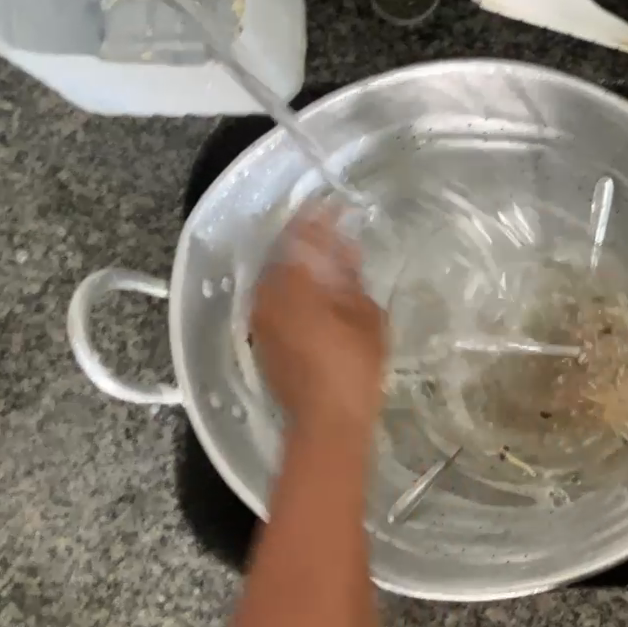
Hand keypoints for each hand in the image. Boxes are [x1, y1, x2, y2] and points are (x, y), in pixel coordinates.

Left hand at [250, 206, 386, 444]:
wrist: (326, 422)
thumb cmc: (354, 367)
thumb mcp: (366, 317)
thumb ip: (351, 280)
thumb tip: (344, 255)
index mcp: (292, 282)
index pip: (302, 234)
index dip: (321, 216)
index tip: (338, 204)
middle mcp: (266, 294)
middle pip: (286, 255)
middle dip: (313, 243)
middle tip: (341, 239)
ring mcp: (260, 318)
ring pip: (281, 279)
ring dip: (305, 270)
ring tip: (334, 269)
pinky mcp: (263, 340)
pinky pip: (279, 301)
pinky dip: (299, 293)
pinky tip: (322, 300)